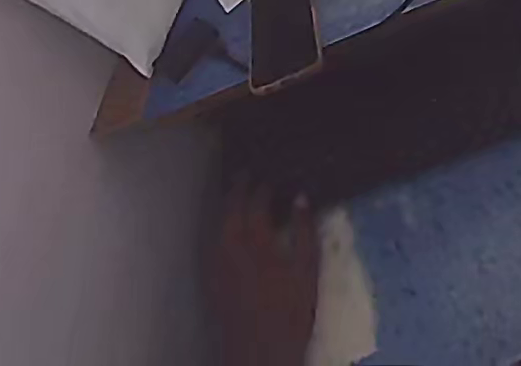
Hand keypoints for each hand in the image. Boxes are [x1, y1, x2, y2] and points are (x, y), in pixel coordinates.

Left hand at [211, 179, 316, 365]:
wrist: (260, 355)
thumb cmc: (290, 312)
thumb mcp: (307, 271)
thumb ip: (305, 231)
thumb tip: (301, 197)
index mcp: (257, 240)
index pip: (257, 202)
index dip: (263, 187)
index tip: (270, 177)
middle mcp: (232, 245)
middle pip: (232, 207)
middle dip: (238, 188)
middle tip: (245, 173)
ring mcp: (219, 261)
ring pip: (219, 222)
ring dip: (227, 204)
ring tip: (235, 192)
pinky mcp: (212, 278)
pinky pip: (212, 240)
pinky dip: (219, 225)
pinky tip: (225, 225)